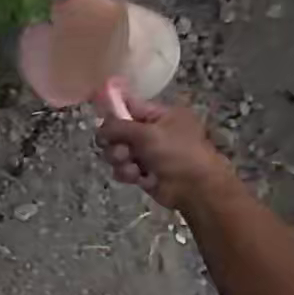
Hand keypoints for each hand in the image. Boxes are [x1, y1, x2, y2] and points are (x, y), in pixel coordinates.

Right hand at [94, 98, 240, 213]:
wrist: (195, 189)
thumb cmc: (177, 153)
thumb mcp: (148, 133)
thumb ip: (119, 126)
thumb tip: (100, 126)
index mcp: (161, 115)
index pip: (130, 105)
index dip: (113, 109)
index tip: (98, 116)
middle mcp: (153, 132)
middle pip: (119, 130)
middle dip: (115, 141)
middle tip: (121, 150)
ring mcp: (147, 152)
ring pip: (117, 151)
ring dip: (120, 159)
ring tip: (131, 166)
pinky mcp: (142, 172)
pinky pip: (123, 168)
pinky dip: (127, 172)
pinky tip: (137, 176)